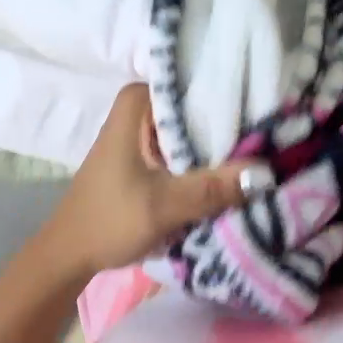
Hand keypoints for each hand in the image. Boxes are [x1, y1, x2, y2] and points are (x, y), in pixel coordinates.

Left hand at [44, 84, 256, 277]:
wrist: (68, 259)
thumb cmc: (109, 221)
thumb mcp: (164, 205)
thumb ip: (214, 187)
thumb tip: (268, 171)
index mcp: (138, 100)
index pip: (197, 83)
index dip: (234, 96)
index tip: (268, 111)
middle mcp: (142, 105)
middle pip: (199, 106)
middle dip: (232, 124)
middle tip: (274, 137)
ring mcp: (145, 129)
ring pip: (195, 129)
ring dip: (222, 145)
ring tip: (264, 152)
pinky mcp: (149, 153)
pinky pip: (187, 146)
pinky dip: (207, 159)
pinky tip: (235, 170)